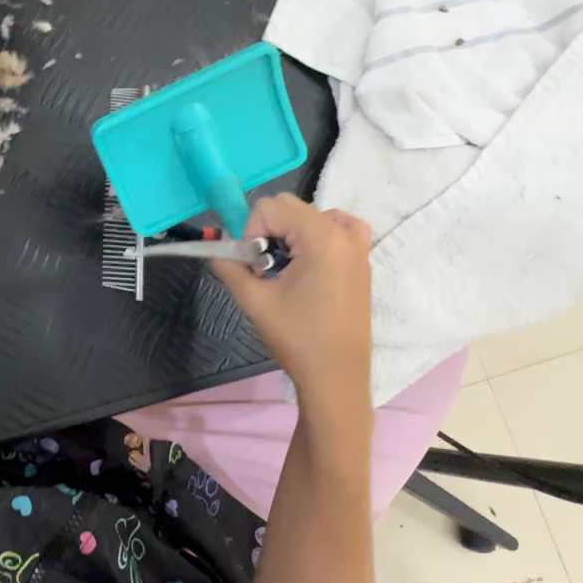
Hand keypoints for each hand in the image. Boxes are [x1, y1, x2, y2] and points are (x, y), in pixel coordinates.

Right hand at [212, 194, 372, 400]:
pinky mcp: (363, 261)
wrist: (336, 376)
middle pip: (291, 206)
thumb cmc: (296, 338)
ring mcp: (358, 247)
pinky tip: (309, 260)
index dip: (252, 231)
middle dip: (269, 230)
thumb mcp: (253, 300)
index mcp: (321, 239)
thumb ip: (229, 266)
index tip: (253, 266)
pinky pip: (339, 228)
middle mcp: (344, 234)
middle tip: (265, 269)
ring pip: (312, 215)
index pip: (270, 207)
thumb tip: (219, 250)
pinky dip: (320, 234)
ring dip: (291, 233)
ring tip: (286, 268)